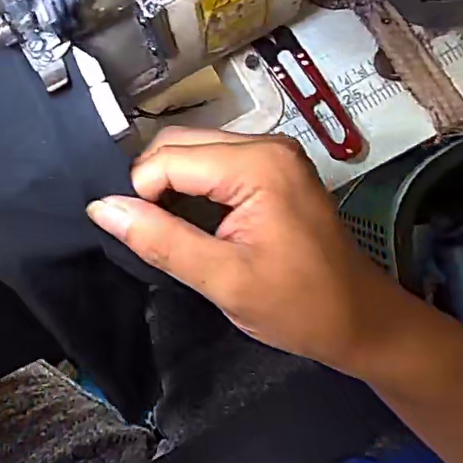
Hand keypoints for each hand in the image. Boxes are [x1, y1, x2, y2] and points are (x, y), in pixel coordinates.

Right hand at [86, 127, 425, 376]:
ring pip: (191, 150)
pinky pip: (211, 162)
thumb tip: (102, 209)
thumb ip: (161, 241)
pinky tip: (192, 221)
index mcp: (259, 164)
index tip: (144, 239)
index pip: (169, 159)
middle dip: (152, 185)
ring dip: (169, 186)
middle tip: (152, 235)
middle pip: (178, 144)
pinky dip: (190, 187)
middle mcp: (265, 143)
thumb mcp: (225, 280)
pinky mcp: (271, 166)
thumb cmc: (301, 306)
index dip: (141, 195)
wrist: (361, 319)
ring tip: (170, 231)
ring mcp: (271, 152)